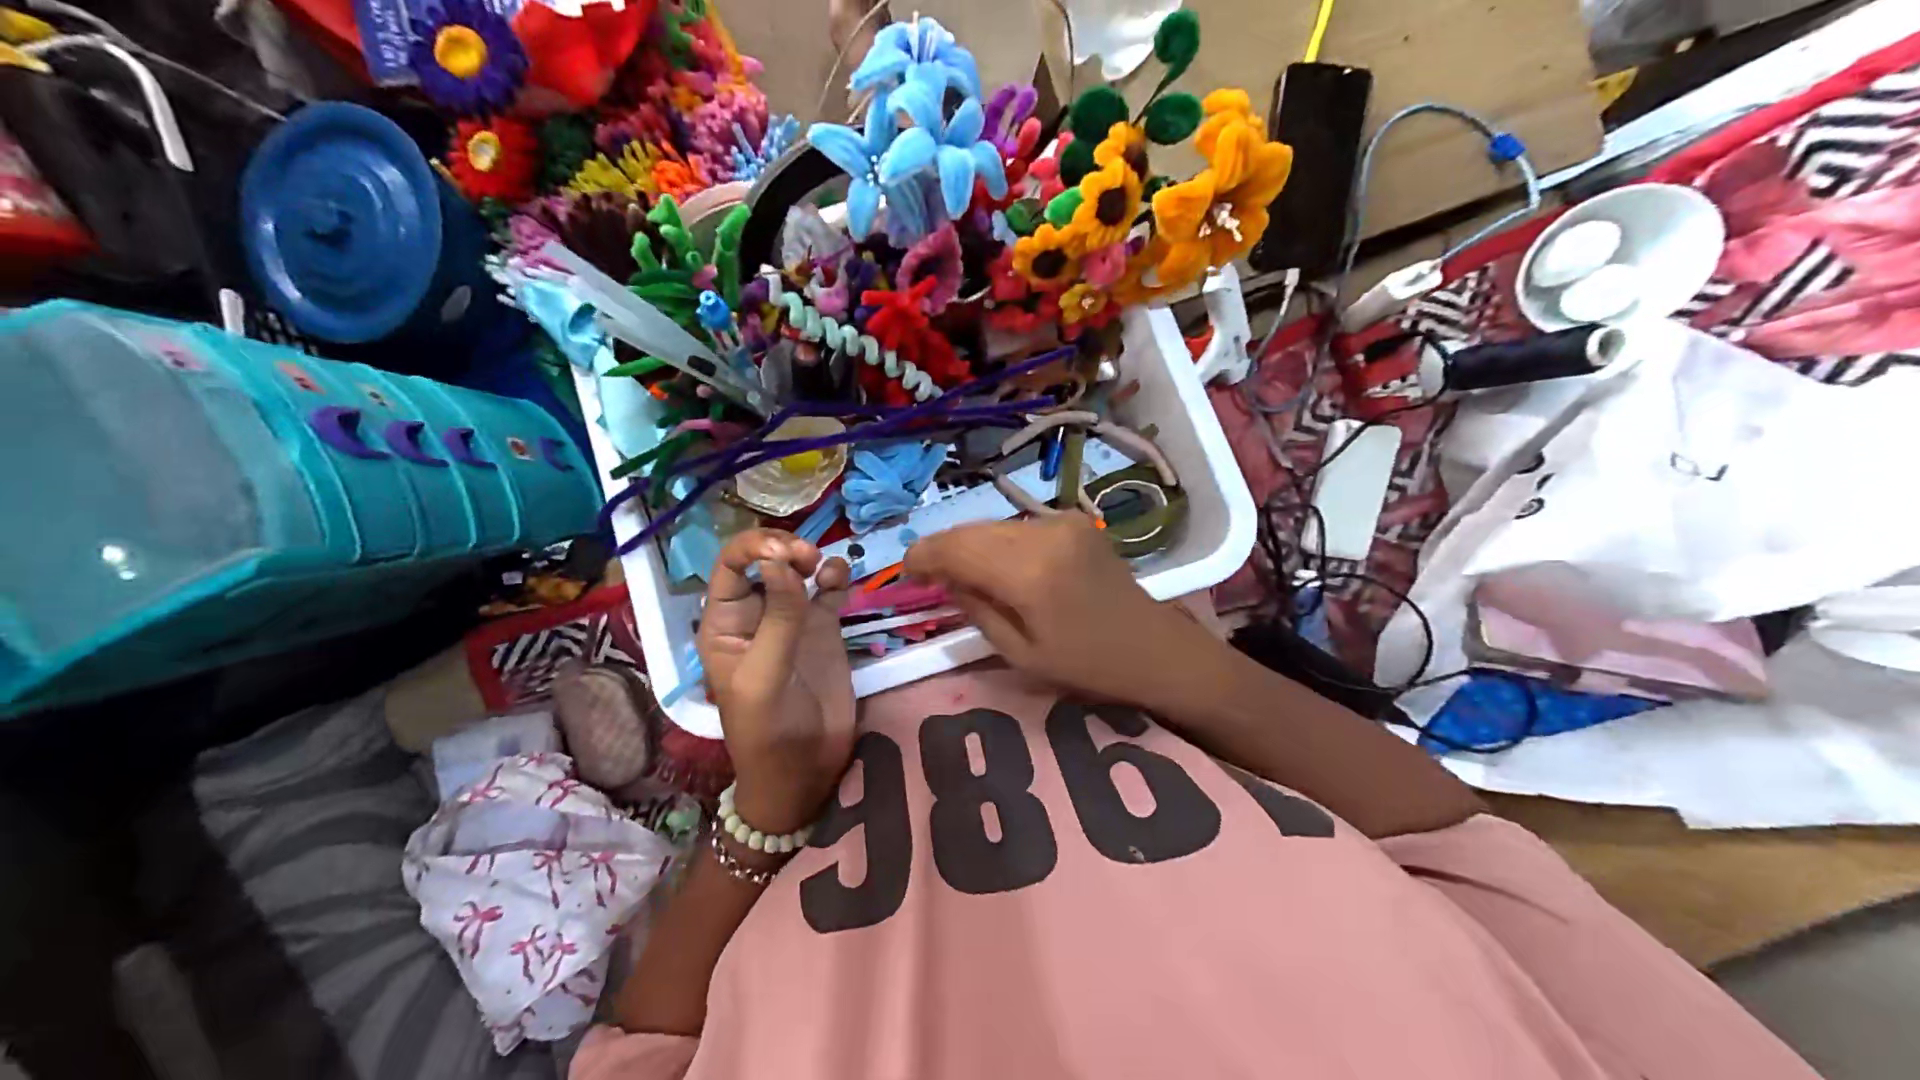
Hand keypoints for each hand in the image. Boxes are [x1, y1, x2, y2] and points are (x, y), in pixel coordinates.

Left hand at [697, 530, 853, 835]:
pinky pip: (828, 589)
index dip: (754, 547)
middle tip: (810, 558)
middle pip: (766, 559)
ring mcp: (792, 618)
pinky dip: (835, 577)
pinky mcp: (824, 627)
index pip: (729, 565)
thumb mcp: (764, 675)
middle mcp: (756, 613)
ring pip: (798, 569)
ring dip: (813, 558)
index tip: (786, 552)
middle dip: (786, 548)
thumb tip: (781, 561)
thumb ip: (776, 618)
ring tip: (826, 571)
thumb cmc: (767, 728)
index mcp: (725, 623)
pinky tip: (840, 582)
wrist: (805, 770)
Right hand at [903, 516, 1215, 710]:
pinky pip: (1018, 526)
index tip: (907, 574)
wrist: (1154, 647)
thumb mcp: (1019, 652)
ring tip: (957, 572)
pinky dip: (997, 542)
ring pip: (993, 524)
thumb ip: (975, 607)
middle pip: (971, 530)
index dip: (923, 556)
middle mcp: (1044, 533)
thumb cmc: (1086, 665)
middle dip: (942, 549)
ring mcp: (1062, 521)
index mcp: (1029, 572)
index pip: (956, 548)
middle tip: (924, 574)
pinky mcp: (1074, 520)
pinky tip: (996, 565)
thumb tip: (943, 578)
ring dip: (969, 544)